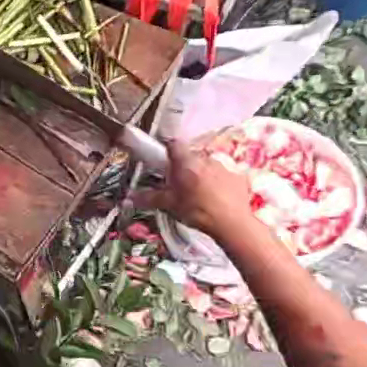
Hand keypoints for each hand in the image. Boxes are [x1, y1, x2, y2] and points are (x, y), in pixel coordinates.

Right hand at [134, 136, 256, 239]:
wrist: (232, 223)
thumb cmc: (196, 211)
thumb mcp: (169, 205)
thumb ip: (148, 198)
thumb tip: (129, 197)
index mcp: (185, 162)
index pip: (173, 144)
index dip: (167, 150)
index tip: (164, 162)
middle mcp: (205, 159)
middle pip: (190, 156)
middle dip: (185, 167)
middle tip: (179, 185)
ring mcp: (224, 166)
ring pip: (207, 166)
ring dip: (202, 175)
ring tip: (199, 194)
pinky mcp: (238, 176)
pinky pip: (224, 175)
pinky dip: (219, 183)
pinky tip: (217, 198)